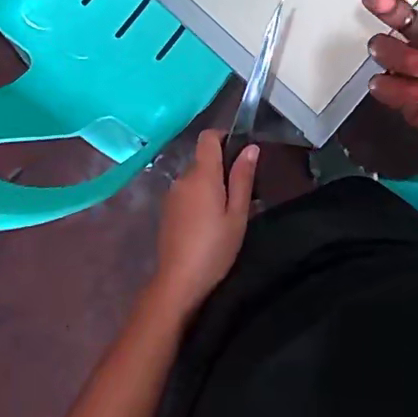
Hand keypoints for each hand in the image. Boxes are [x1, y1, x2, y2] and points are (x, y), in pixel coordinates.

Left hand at [150, 130, 257, 312]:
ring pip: (195, 177)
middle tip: (244, 191)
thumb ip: (242, 178)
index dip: (223, 136)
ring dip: (211, 185)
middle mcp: (182, 178)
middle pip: (202, 159)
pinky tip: (210, 221)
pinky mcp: (167, 209)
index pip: (207, 138)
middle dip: (222, 167)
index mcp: (201, 174)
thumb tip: (251, 147)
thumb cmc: (215, 247)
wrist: (178, 280)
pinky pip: (186, 192)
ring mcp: (171, 194)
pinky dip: (199, 197)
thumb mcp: (237, 214)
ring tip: (229, 210)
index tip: (241, 151)